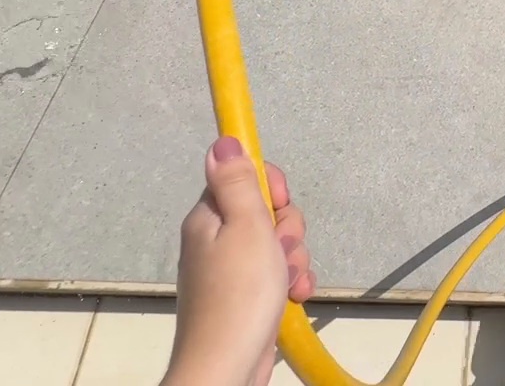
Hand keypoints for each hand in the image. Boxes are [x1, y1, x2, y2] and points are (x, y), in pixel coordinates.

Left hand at [163, 137, 315, 385]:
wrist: (228, 368)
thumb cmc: (240, 292)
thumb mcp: (246, 226)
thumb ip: (239, 182)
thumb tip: (222, 141)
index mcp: (209, 219)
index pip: (243, 177)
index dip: (270, 185)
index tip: (279, 201)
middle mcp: (216, 240)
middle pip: (268, 210)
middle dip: (289, 227)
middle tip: (281, 247)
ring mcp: (233, 269)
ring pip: (280, 241)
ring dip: (295, 256)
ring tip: (288, 279)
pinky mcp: (249, 294)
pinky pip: (281, 270)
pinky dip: (293, 279)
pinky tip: (293, 294)